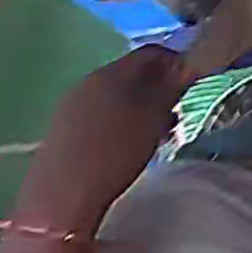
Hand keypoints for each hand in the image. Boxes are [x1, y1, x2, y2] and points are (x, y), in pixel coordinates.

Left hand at [13, 46, 190, 232]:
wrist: (59, 199)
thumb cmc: (114, 153)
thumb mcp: (153, 118)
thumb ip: (171, 88)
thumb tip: (185, 64)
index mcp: (112, 71)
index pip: (151, 52)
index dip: (175, 61)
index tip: (192, 80)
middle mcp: (90, 80)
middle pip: (132, 72)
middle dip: (158, 86)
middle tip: (177, 109)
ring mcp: (73, 104)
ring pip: (116, 94)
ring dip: (141, 106)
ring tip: (158, 132)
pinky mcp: (63, 128)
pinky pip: (101, 112)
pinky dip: (121, 120)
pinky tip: (129, 143)